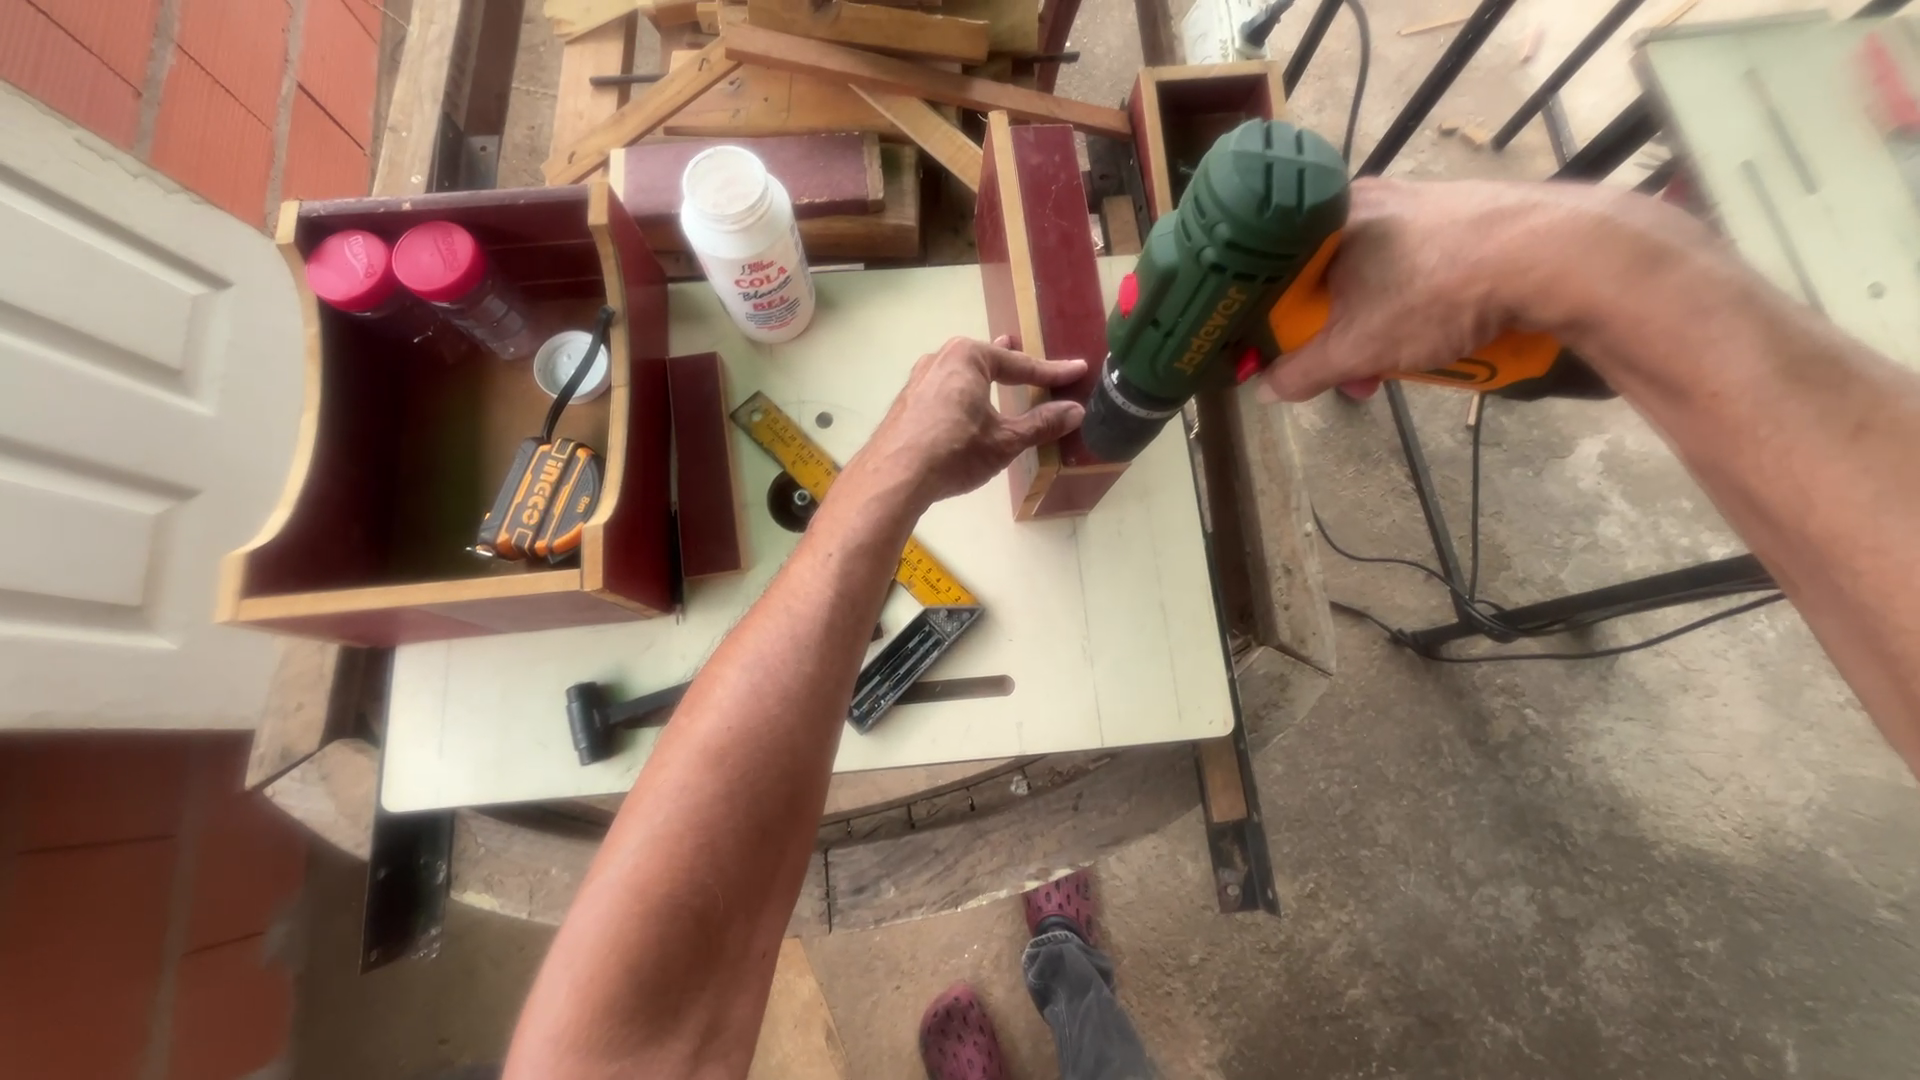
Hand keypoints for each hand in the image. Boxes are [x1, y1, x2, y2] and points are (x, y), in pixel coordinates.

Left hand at [852, 336, 1086, 507]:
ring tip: (995, 374)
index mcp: (968, 357)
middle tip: (1027, 359)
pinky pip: (944, 390)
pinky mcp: (906, 402)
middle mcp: (940, 358)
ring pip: (960, 373)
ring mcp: (918, 379)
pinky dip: (962, 394)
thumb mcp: (1005, 440)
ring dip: (981, 376)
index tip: (1077, 371)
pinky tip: (962, 405)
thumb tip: (1075, 411)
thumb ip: (1041, 424)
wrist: (894, 476)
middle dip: (1009, 364)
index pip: (1020, 365)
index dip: (1051, 372)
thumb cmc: (955, 451)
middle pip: (985, 360)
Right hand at [1259, 178, 1675, 402]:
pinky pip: (1414, 268)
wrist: (1555, 254)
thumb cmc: (1435, 293)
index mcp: (1324, 221)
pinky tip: (1439, 330)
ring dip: (1376, 329)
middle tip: (1359, 379)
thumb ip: (1302, 373)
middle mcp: (1365, 201)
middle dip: (1336, 340)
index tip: (1287, 362)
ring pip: (1372, 279)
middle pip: (1325, 283)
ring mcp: (1417, 203)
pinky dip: (1414, 305)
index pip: (1275, 280)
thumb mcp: (1356, 348)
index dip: (1275, 328)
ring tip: (1404, 363)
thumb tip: (1265, 390)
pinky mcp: (1462, 214)